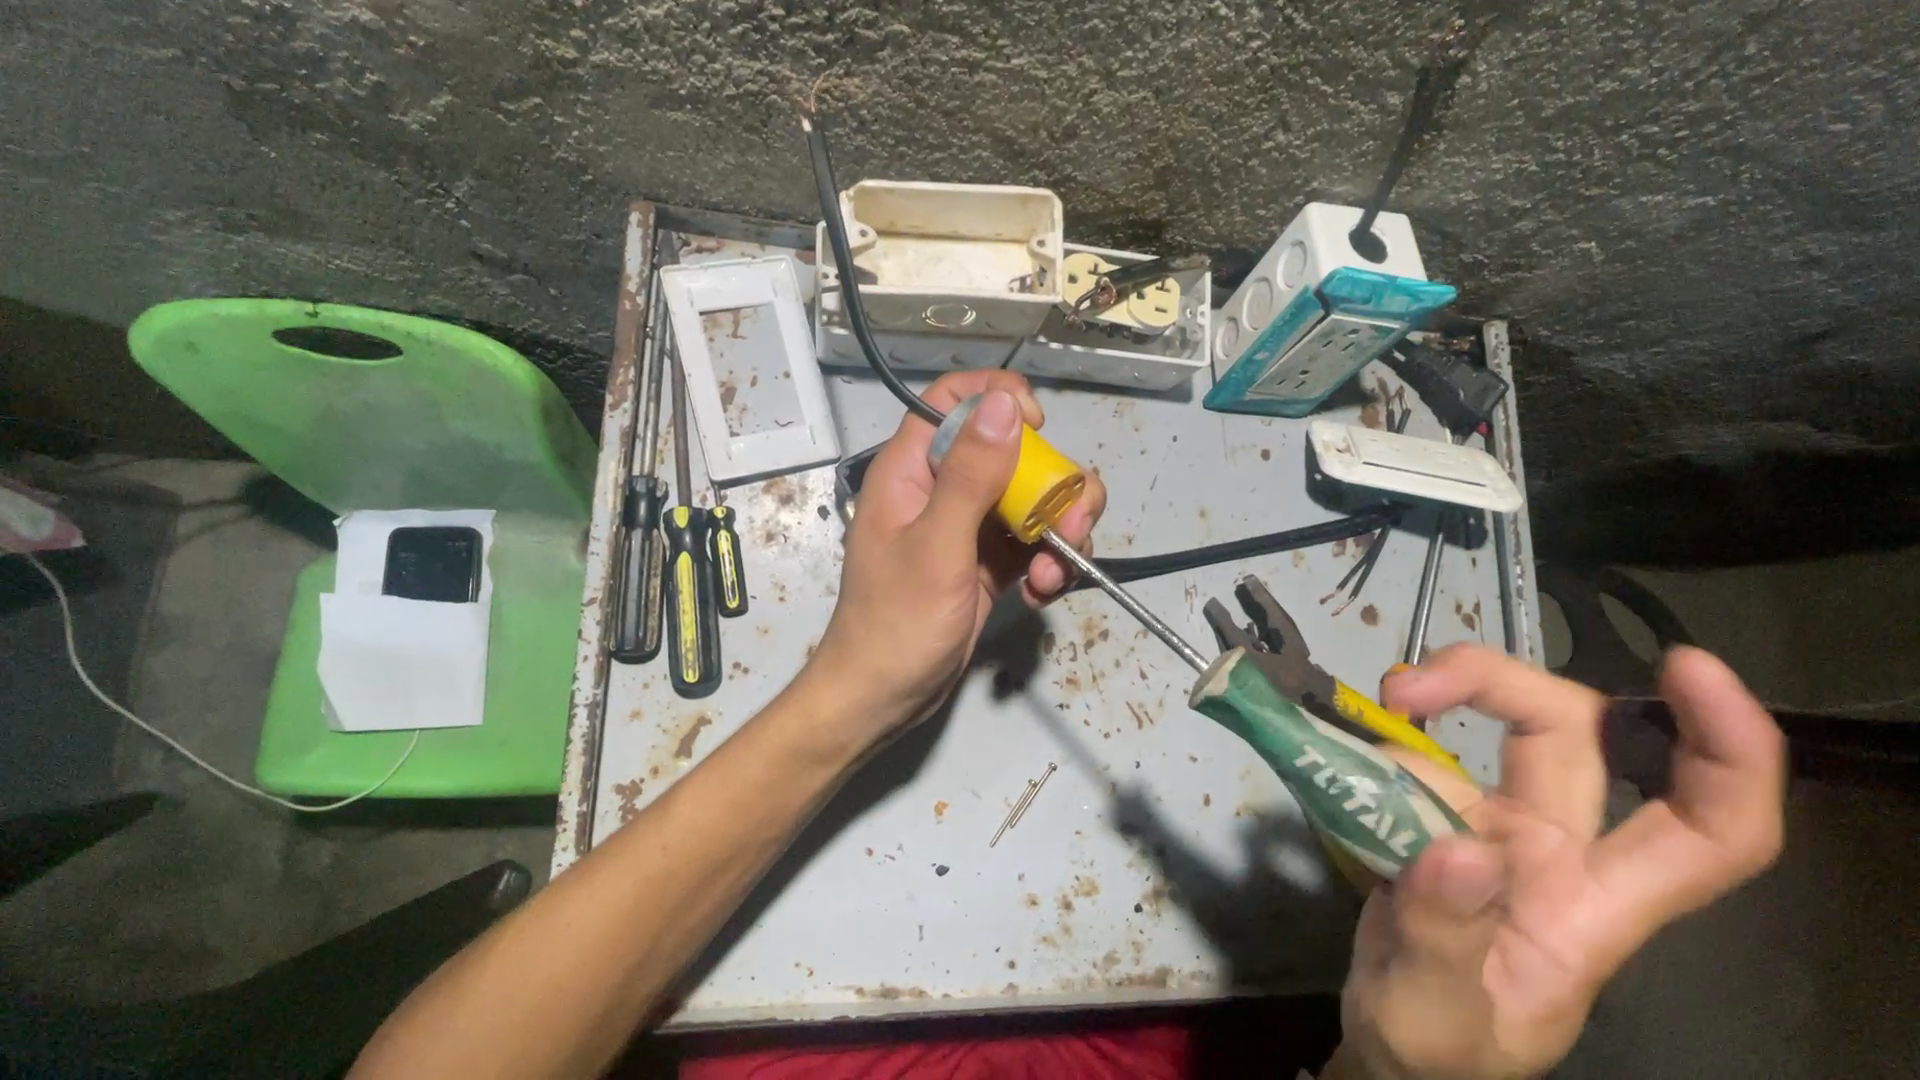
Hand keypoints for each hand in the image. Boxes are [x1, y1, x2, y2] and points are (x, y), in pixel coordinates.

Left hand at [803, 371, 1106, 741]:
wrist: (884, 698)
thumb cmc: (897, 622)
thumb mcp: (936, 546)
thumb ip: (971, 475)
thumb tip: (1004, 403)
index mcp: (911, 471)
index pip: (952, 401)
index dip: (997, 398)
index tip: (1038, 427)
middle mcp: (941, 490)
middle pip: (1010, 452)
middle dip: (1052, 483)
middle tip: (1071, 522)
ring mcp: (966, 528)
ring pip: (1030, 499)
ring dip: (1058, 529)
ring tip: (1056, 573)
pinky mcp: (986, 564)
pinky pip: (1030, 543)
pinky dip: (1047, 562)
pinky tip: (1044, 592)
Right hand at [1331, 645, 1785, 1079]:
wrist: (1388, 1048)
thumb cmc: (1438, 1050)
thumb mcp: (1438, 1014)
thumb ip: (1445, 940)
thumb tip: (1459, 849)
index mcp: (1592, 907)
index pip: (1708, 829)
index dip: (1725, 748)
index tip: (1684, 667)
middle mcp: (1556, 851)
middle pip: (1568, 735)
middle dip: (1495, 683)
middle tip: (1405, 688)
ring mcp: (1494, 829)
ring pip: (1488, 731)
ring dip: (1430, 698)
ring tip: (1367, 707)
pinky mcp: (1435, 820)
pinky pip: (1413, 761)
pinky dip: (1375, 740)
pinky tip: (1334, 747)